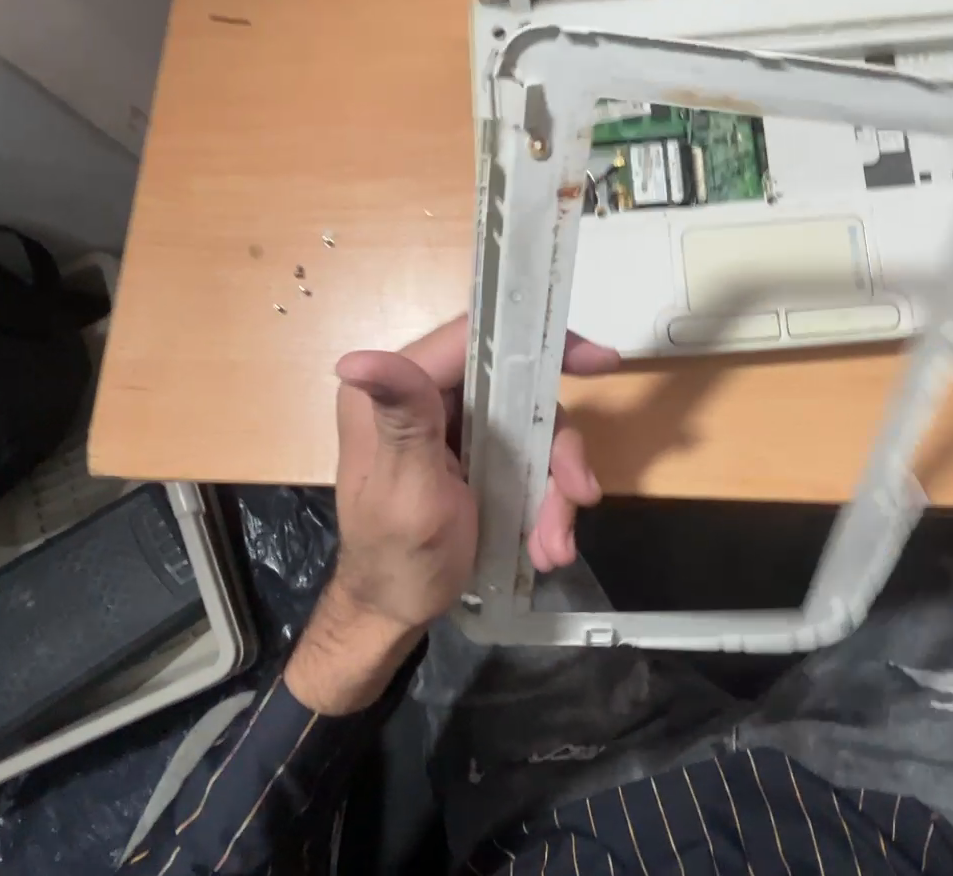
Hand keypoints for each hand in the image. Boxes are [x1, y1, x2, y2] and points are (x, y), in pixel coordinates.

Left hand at [286, 316, 618, 712]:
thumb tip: (353, 358)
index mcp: (396, 390)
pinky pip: (531, 459)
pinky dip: (546, 501)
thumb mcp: (408, 493)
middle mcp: (425, 396)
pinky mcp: (476, 453)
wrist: (398, 613)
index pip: (476, 339)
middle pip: (519, 391)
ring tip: (554, 543)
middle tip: (579, 494)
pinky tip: (546, 544)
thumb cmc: (398, 560)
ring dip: (554, 488)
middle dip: (555, 448)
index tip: (599, 363)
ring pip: (533, 429)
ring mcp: (454, 425)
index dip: (538, 342)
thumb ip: (403, 421)